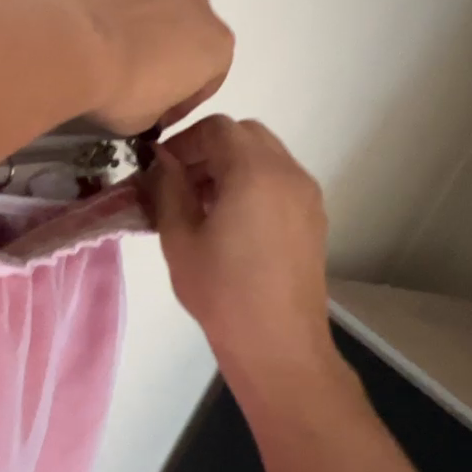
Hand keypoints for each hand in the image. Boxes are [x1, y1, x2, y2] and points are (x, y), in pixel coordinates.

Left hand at [43, 0, 232, 134]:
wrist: (69, 46)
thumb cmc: (117, 90)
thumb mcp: (142, 122)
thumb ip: (156, 111)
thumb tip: (145, 107)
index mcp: (215, 46)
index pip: (207, 78)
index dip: (181, 99)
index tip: (155, 112)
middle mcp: (196, 4)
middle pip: (183, 33)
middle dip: (161, 53)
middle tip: (128, 77)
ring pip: (151, 4)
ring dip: (134, 24)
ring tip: (100, 49)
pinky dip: (105, 2)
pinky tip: (83, 23)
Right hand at [145, 115, 335, 391]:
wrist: (277, 343)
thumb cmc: (220, 290)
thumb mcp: (178, 236)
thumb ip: (168, 187)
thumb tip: (163, 162)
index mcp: (254, 173)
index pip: (217, 128)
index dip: (183, 141)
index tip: (160, 168)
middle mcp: (288, 174)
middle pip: (245, 134)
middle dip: (208, 148)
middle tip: (179, 182)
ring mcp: (306, 195)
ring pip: (264, 155)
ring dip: (229, 165)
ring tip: (200, 204)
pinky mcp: (312, 217)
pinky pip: (278, 179)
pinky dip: (250, 182)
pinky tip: (227, 220)